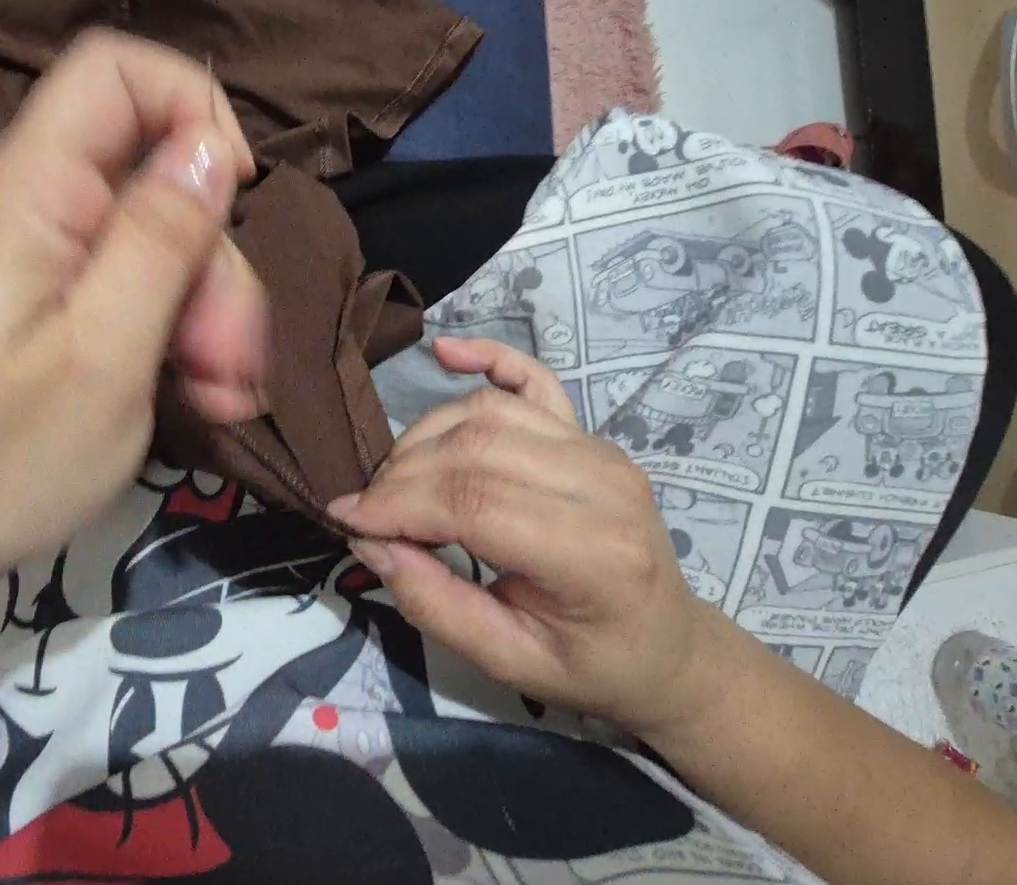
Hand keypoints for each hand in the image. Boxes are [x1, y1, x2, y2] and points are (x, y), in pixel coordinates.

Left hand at [0, 30, 267, 590]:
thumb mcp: (102, 357)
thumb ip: (159, 242)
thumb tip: (212, 147)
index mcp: (31, 193)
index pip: (115, 71)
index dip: (193, 105)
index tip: (239, 191)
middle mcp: (36, 205)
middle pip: (158, 174)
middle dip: (214, 261)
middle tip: (231, 363)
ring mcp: (45, 256)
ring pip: (162, 239)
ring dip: (208, 311)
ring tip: (219, 398)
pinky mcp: (54, 302)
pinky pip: (137, 286)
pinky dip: (178, 332)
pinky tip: (196, 395)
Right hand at [331, 337, 731, 737]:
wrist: (668, 645)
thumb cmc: (591, 664)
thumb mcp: (509, 662)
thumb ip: (434, 604)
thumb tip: (368, 542)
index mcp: (592, 552)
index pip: (472, 501)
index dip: (397, 504)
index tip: (347, 519)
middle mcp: (601, 483)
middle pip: (473, 448)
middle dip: (401, 475)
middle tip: (368, 512)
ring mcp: (599, 449)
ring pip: (487, 412)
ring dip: (422, 437)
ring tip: (395, 481)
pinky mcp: (589, 435)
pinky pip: (532, 380)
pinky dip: (487, 357)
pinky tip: (445, 351)